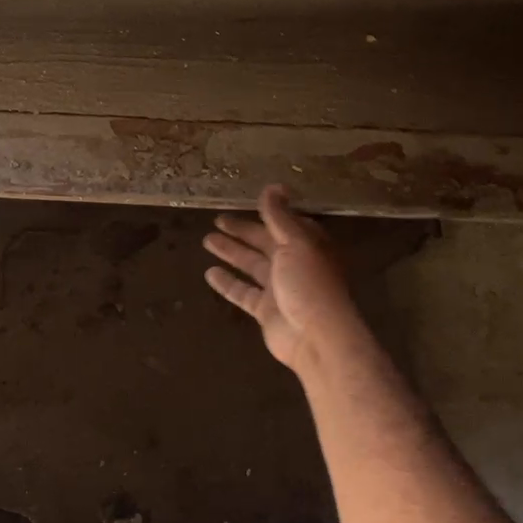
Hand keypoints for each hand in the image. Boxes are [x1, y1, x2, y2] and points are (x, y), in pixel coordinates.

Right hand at [202, 185, 363, 371]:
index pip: (285, 223)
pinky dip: (227, 283)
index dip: (268, 213)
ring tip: (207, 241)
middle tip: (217, 220)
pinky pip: (243, 292)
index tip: (246, 202)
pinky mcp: (266, 310)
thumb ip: (280, 216)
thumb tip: (274, 186)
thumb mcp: (296, 243)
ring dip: (231, 252)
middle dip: (242, 231)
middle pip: (264, 242)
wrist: (316, 337)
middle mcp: (294, 264)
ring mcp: (279, 288)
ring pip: (251, 264)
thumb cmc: (309, 284)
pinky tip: (210, 273)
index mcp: (307, 245)